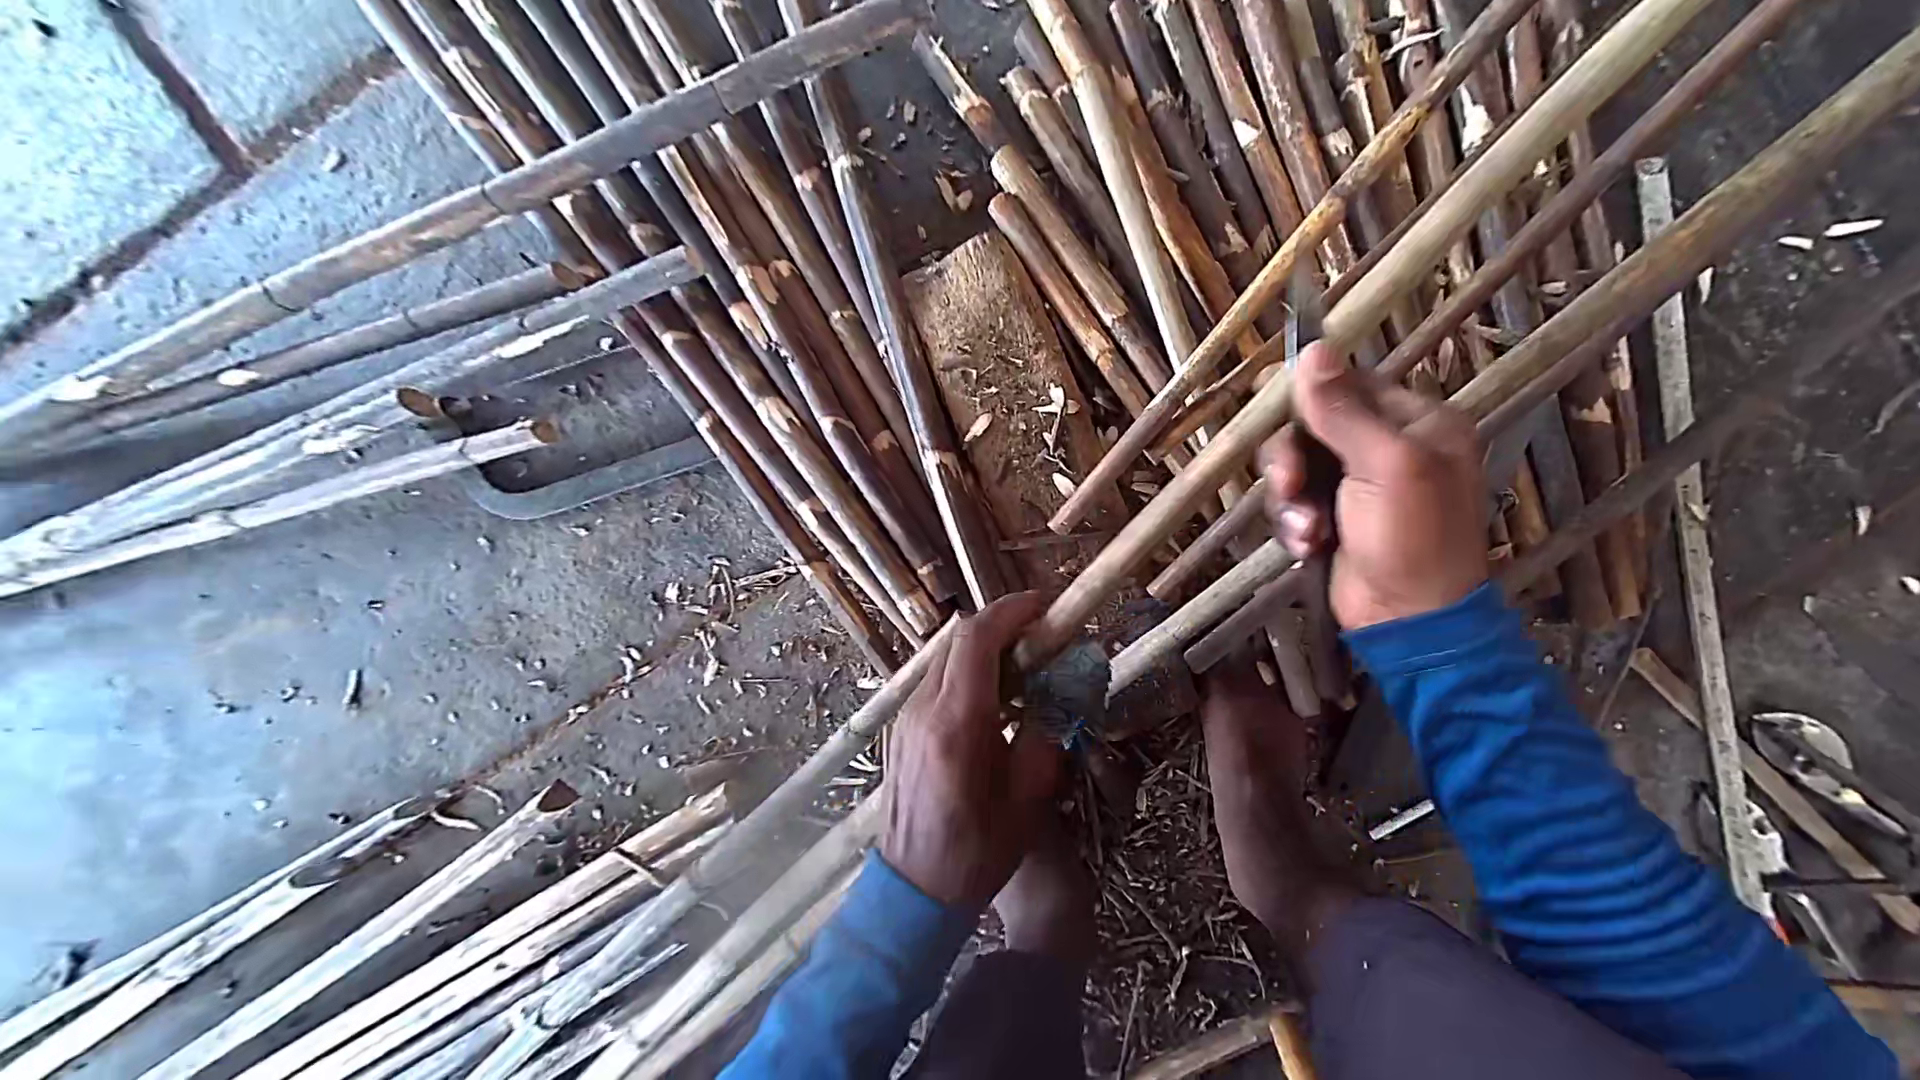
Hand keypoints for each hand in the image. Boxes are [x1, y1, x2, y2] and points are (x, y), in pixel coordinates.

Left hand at [881, 591, 1063, 908]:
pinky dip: (966, 672)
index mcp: (955, 723)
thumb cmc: (976, 852)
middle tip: (1041, 637)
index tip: (1045, 606)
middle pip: (958, 639)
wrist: (913, 890)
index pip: (977, 639)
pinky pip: (935, 680)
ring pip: (945, 657)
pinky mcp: (900, 727)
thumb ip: (1047, 733)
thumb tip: (1065, 688)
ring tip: (1023, 667)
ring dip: (984, 648)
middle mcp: (922, 709)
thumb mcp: (1028, 797)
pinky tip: (992, 699)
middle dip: (1002, 625)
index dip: (1012, 611)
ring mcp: (905, 716)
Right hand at [1258, 342, 1487, 629]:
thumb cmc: (1411, 537)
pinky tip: (1308, 546)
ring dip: (1290, 501)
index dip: (1306, 397)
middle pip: (1308, 428)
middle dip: (1291, 461)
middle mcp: (1382, 447)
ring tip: (1308, 530)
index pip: (1346, 385)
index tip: (1268, 406)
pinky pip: (1291, 503)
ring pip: (1292, 468)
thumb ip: (1343, 410)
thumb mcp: (1384, 465)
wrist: (1408, 619)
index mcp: (1414, 422)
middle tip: (1291, 486)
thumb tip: (1312, 349)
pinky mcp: (1329, 516)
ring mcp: (1353, 485)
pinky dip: (1293, 524)